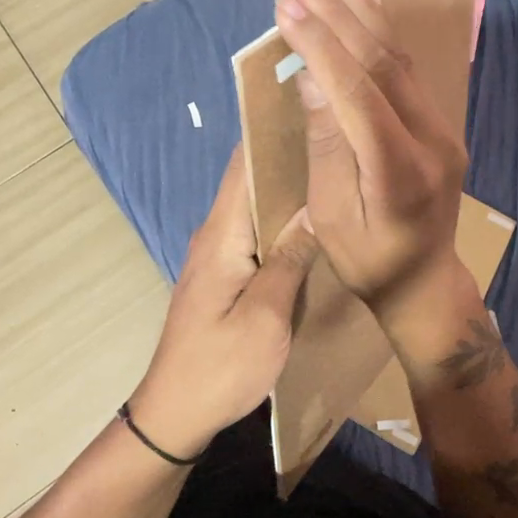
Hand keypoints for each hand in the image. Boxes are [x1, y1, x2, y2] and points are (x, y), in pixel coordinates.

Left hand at [128, 146, 320, 460]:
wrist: (175, 413)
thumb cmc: (221, 368)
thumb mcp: (267, 318)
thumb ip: (290, 258)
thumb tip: (315, 204)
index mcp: (222, 235)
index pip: (245, 164)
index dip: (273, 130)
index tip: (312, 104)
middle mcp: (216, 234)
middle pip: (251, 178)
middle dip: (290, 154)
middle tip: (341, 138)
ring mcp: (218, 253)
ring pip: (255, 205)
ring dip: (289, 187)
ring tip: (337, 169)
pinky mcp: (225, 273)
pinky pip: (255, 231)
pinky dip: (282, 218)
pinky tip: (315, 220)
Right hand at [273, 0, 468, 315]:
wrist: (426, 284)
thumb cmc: (367, 262)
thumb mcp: (332, 216)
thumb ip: (327, 145)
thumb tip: (310, 77)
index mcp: (398, 170)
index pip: (356, 91)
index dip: (320, 45)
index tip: (286, 8)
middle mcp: (430, 139)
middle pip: (381, 63)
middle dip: (338, 13)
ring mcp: (442, 128)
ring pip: (399, 58)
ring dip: (364, 9)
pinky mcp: (441, 123)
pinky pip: (410, 69)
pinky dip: (384, 30)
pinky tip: (369, 0)